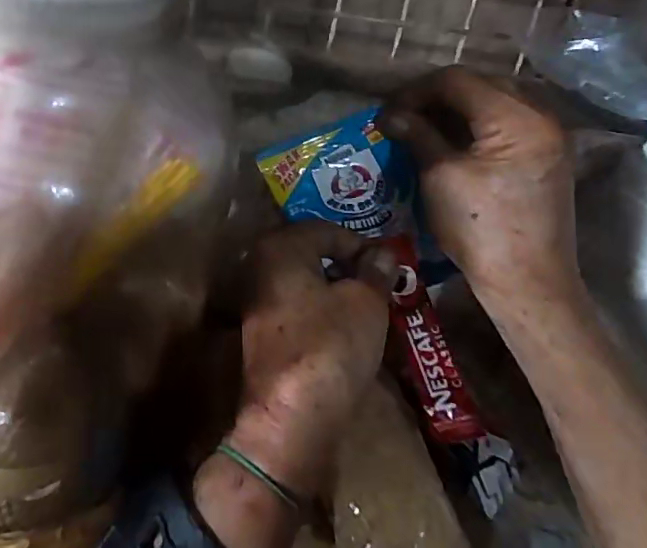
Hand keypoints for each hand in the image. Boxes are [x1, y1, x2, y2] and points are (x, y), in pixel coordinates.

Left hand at [228, 221, 396, 496]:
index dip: (362, 245)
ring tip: (370, 305)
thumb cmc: (329, 346)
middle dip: (347, 265)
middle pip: (311, 253)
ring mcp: (256, 299)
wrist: (290, 416)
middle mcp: (259, 264)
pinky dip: (322, 310)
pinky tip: (345, 328)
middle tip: (382, 283)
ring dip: (336, 289)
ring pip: (304, 281)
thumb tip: (384, 252)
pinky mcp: (261, 331)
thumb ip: (375, 273)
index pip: (327, 231)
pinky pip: (297, 307)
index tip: (390, 265)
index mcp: (279, 246)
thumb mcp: (365, 304)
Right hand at [383, 66, 578, 313]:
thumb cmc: (479, 228)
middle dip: (436, 95)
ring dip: (455, 107)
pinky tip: (450, 139)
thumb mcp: (439, 174)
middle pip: (479, 84)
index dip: (416, 90)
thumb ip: (417, 133)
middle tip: (404, 115)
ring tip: (422, 125)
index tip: (389, 112)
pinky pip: (507, 120)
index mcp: (517, 119)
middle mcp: (541, 118)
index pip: (457, 80)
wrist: (528, 283)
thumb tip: (389, 114)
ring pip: (494, 99)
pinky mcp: (546, 155)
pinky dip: (475, 122)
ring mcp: (549, 137)